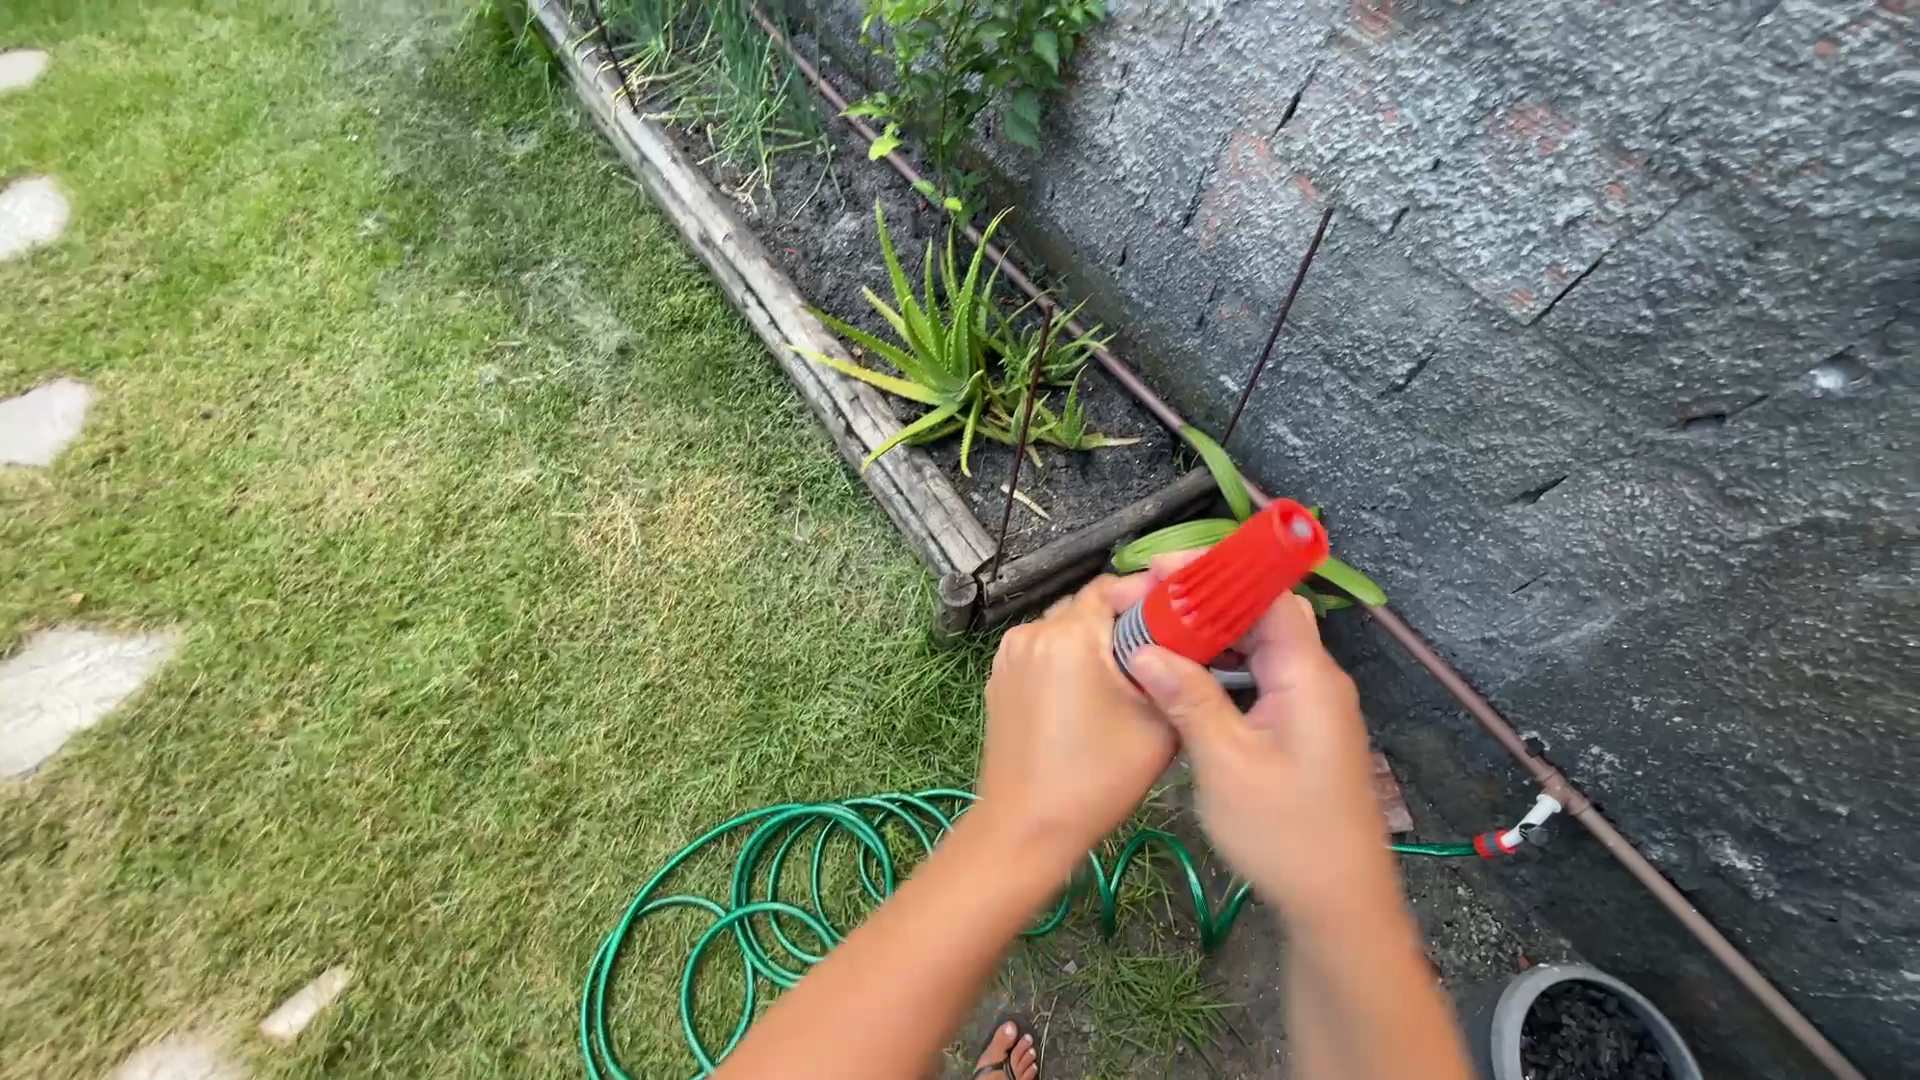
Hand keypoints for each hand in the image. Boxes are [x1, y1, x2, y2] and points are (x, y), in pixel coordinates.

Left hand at [975, 574, 1176, 873]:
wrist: (1026, 826)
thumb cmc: (1096, 778)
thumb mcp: (1156, 724)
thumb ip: (1174, 672)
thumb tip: (1181, 644)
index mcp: (1068, 636)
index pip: (1111, 587)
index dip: (1146, 598)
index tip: (1173, 621)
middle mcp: (1031, 633)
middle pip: (1084, 606)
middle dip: (1118, 622)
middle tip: (1152, 653)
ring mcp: (1008, 655)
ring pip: (1060, 628)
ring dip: (1090, 641)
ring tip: (1119, 676)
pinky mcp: (998, 678)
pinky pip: (1040, 650)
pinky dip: (1063, 659)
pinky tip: (1083, 693)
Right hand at [1127, 569, 1396, 920]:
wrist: (1338, 905)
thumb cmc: (1285, 834)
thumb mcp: (1226, 763)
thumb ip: (1186, 697)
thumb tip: (1142, 649)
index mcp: (1307, 677)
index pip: (1266, 597)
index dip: (1215, 574)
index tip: (1159, 569)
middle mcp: (1314, 679)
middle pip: (1260, 613)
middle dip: (1204, 597)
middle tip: (1146, 596)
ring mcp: (1308, 703)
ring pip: (1256, 643)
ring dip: (1208, 630)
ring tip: (1154, 624)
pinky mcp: (1297, 726)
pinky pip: (1256, 674)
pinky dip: (1218, 662)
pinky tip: (1181, 667)